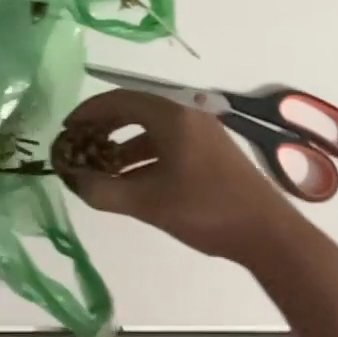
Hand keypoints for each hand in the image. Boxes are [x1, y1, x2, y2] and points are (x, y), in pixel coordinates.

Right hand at [51, 89, 296, 263]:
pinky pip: (167, 141)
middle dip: (103, 125)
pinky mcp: (212, 152)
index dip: (88, 112)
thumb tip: (73, 181)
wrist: (270, 236)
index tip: (67, 129)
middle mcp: (186, 114)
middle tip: (79, 143)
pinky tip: (133, 179)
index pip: (118, 99)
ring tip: (102, 166)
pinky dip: (144, 154)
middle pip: (134, 109)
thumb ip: (104, 191)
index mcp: (170, 115)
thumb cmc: (206, 210)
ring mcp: (202, 132)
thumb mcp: (148, 203)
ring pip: (151, 128)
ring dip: (123, 143)